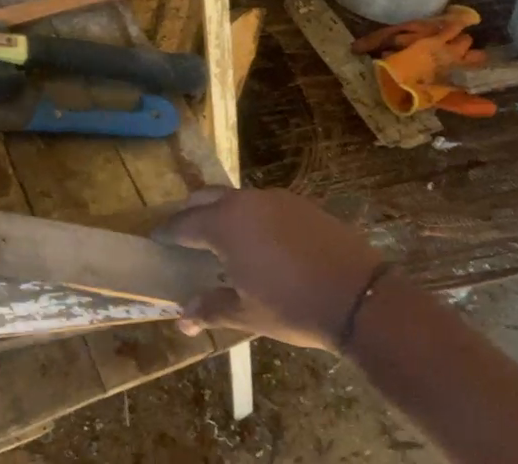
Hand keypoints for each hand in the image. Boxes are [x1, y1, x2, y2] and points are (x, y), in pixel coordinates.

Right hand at [155, 187, 384, 351]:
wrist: (361, 299)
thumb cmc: (294, 307)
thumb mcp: (247, 314)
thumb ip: (210, 309)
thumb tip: (181, 318)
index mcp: (223, 225)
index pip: (182, 224)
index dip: (167, 233)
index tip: (156, 239)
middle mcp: (244, 202)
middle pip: (204, 198)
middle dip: (190, 213)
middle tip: (184, 234)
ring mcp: (275, 199)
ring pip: (236, 198)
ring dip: (222, 212)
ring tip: (223, 238)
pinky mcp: (301, 204)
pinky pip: (264, 204)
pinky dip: (251, 216)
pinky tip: (261, 241)